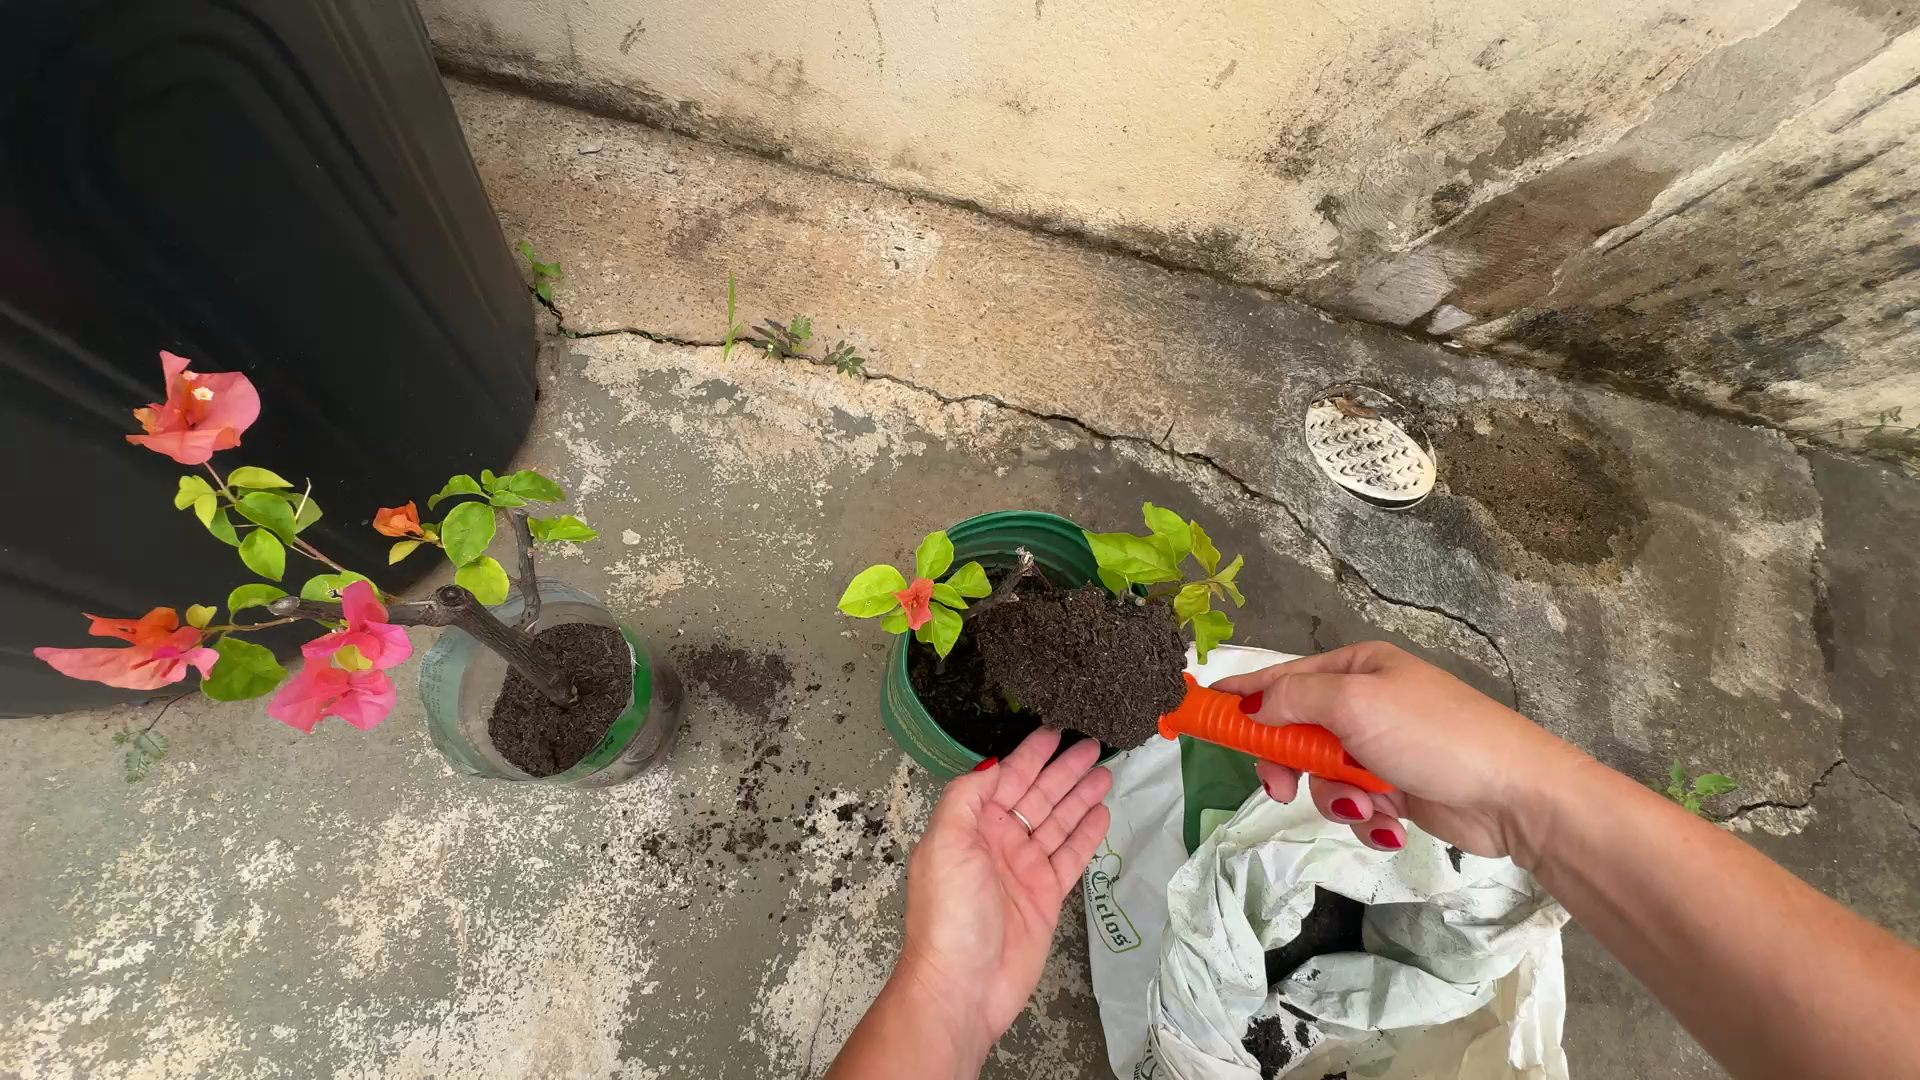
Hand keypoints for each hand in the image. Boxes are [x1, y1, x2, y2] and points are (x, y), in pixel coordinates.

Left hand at [897, 728, 1112, 1052]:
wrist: (962, 986)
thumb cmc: (949, 911)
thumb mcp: (946, 842)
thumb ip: (968, 796)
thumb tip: (992, 763)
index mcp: (972, 824)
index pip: (1007, 778)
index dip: (1031, 755)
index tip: (1055, 730)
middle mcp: (999, 840)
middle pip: (1037, 795)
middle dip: (1063, 770)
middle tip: (1093, 744)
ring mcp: (1024, 867)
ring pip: (1057, 821)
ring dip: (1080, 796)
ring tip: (1105, 771)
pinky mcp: (1046, 896)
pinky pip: (1070, 856)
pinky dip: (1085, 834)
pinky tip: (1102, 812)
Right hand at [1213, 641, 1585, 862]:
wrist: (1518, 796)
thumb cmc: (1431, 734)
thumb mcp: (1354, 704)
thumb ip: (1291, 700)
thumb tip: (1250, 708)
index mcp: (1354, 668)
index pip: (1281, 677)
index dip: (1241, 694)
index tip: (1204, 708)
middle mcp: (1362, 702)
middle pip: (1294, 729)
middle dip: (1287, 761)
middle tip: (1279, 786)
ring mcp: (1378, 745)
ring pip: (1319, 771)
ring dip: (1333, 795)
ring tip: (1360, 807)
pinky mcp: (1393, 786)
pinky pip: (1351, 798)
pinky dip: (1362, 813)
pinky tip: (1385, 822)